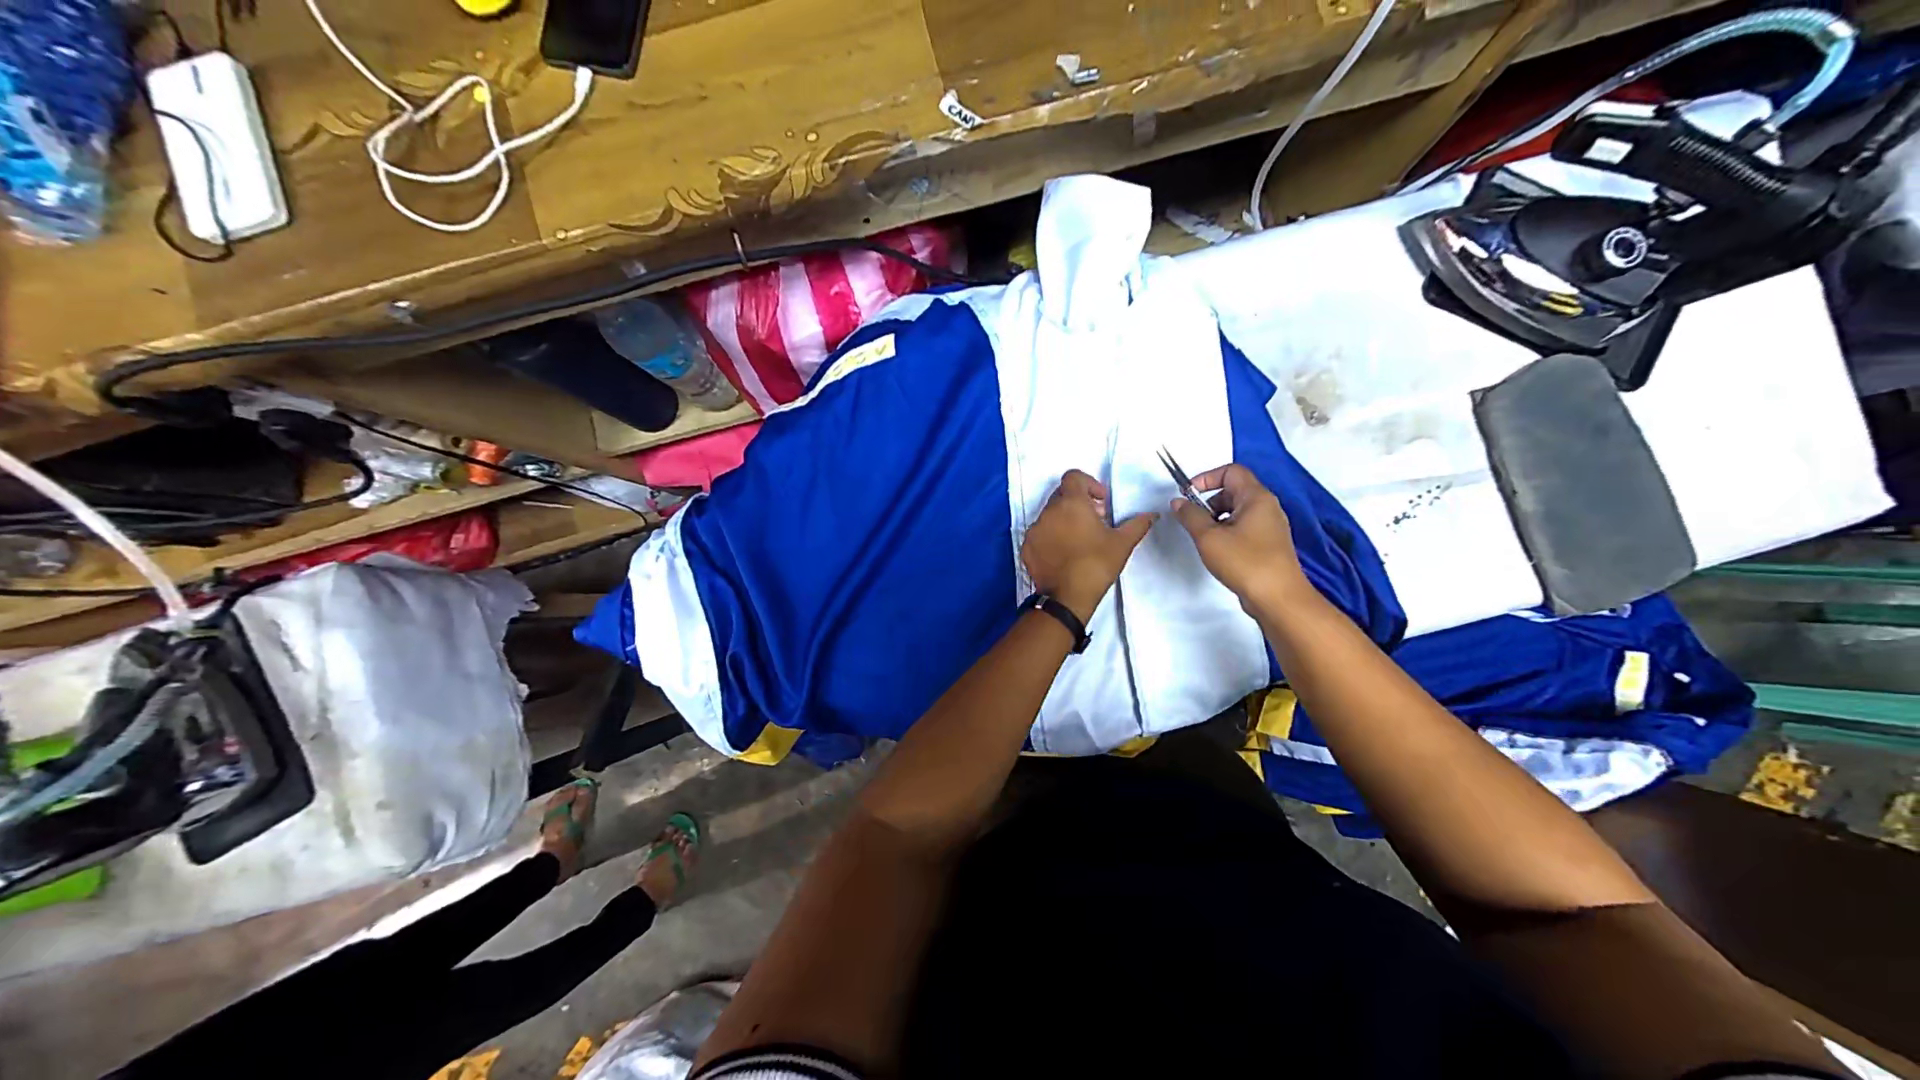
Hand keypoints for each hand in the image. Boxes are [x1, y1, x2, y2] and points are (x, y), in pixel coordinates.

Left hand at [1021, 469, 1157, 622]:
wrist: (1067, 597)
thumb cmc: (1096, 565)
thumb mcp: (1122, 543)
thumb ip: (1137, 524)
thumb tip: (1151, 515)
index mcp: (1071, 503)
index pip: (1074, 477)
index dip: (1089, 484)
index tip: (1100, 502)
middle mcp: (1048, 511)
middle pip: (1062, 495)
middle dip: (1078, 502)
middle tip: (1095, 520)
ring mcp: (1034, 530)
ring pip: (1050, 515)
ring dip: (1064, 520)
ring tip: (1080, 539)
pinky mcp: (1026, 547)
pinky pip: (1040, 534)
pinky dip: (1051, 536)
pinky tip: (1064, 552)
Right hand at [1169, 464, 1316, 614]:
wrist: (1277, 597)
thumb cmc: (1245, 562)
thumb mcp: (1208, 537)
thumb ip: (1190, 515)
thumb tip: (1179, 501)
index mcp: (1256, 497)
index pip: (1231, 471)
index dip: (1207, 477)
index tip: (1189, 494)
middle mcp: (1267, 507)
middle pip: (1234, 490)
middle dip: (1210, 501)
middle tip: (1195, 520)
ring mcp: (1270, 526)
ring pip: (1238, 510)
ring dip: (1217, 518)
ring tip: (1205, 538)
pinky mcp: (1269, 544)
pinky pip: (1245, 526)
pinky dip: (1228, 531)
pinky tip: (1219, 550)